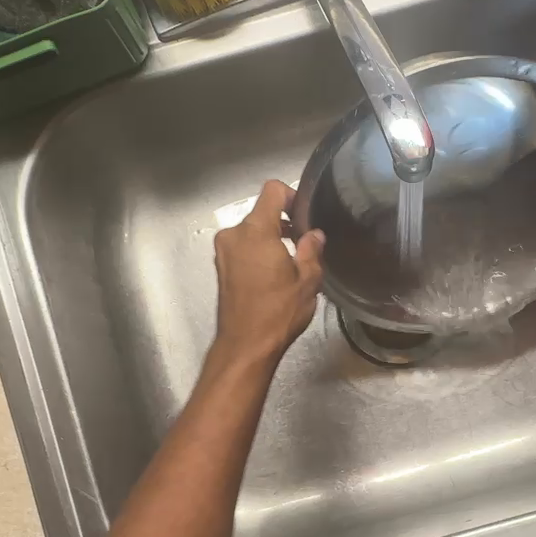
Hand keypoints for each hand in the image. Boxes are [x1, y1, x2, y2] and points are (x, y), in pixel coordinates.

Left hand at [211, 180, 325, 366]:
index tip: (304, 215)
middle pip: (261, 212)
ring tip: (290, 263)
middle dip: (283, 223)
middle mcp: (234, 234)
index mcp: (256, 230)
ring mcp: (223, 251)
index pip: (273, 191)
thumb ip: (312, 251)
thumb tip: (314, 235)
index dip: (291, 196)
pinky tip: (273, 275)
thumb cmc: (278, 312)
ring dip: (270, 240)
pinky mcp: (220, 267)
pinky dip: (257, 252)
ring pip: (251, 231)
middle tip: (303, 244)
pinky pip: (242, 248)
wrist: (245, 345)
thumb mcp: (307, 281)